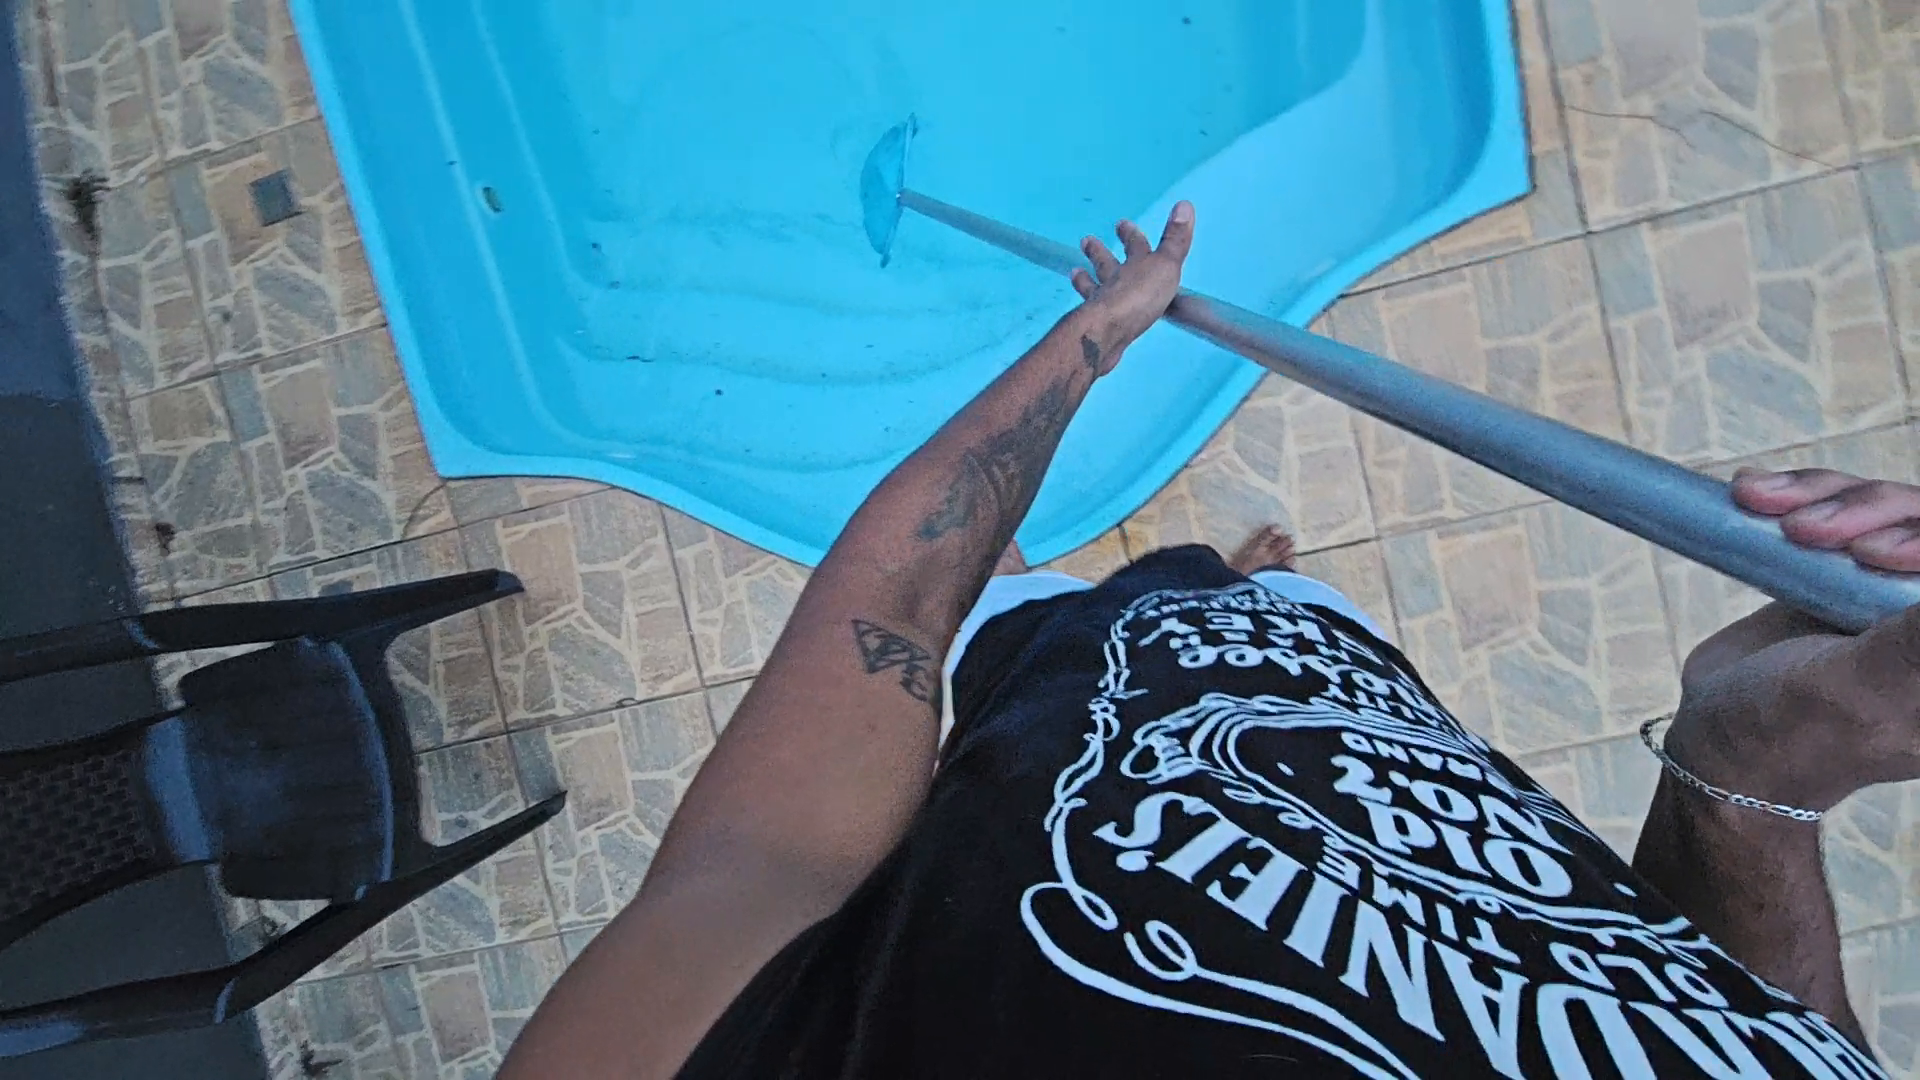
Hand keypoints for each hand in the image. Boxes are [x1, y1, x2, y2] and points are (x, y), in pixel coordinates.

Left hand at [1069, 201, 1193, 374]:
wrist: (1109, 330)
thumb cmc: (1139, 296)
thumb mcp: (1166, 265)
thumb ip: (1175, 240)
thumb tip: (1183, 204)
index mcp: (1135, 265)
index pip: (1134, 246)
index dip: (1130, 234)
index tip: (1120, 223)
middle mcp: (1115, 282)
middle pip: (1106, 264)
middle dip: (1098, 252)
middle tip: (1085, 241)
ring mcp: (1101, 304)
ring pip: (1092, 288)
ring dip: (1084, 280)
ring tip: (1074, 272)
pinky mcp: (1095, 327)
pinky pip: (1090, 314)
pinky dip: (1086, 310)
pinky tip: (1082, 313)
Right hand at [1663, 469, 1919, 812]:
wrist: (1719, 731)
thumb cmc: (1799, 727)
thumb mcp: (1872, 686)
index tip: (1872, 556)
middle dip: (1873, 508)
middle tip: (1808, 535)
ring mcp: (1891, 584)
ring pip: (1887, 504)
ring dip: (1824, 494)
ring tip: (1762, 508)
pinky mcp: (1838, 571)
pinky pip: (1833, 507)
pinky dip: (1795, 492)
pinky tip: (1751, 493)